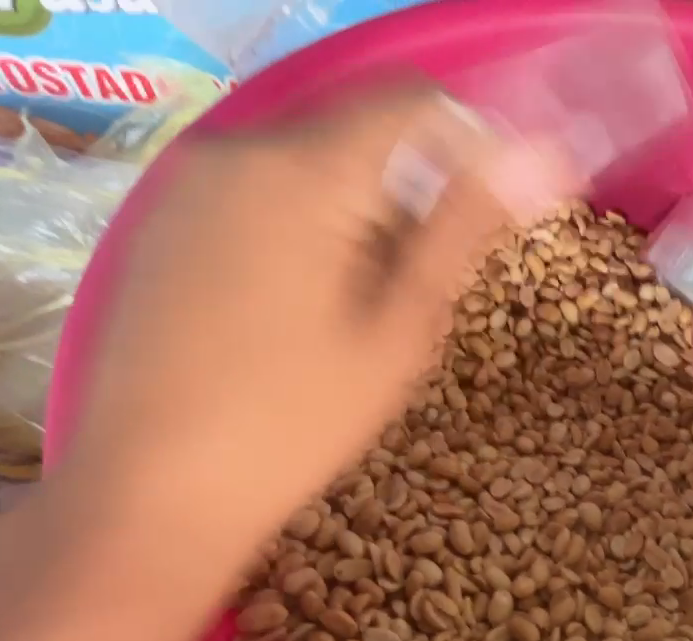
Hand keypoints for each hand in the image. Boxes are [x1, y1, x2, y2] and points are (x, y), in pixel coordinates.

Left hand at [61, 86, 575, 545]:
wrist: (153, 487)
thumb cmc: (295, 422)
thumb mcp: (398, 332)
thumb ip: (462, 231)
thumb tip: (540, 157)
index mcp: (305, 171)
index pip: (415, 102)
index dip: (469, 148)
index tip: (488, 219)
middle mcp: (239, 147)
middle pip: (359, 130)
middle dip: (410, 190)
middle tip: (415, 288)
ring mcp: (190, 179)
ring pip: (311, 160)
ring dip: (360, 211)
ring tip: (356, 308)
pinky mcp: (163, 215)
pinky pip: (261, 188)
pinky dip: (306, 223)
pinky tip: (298, 306)